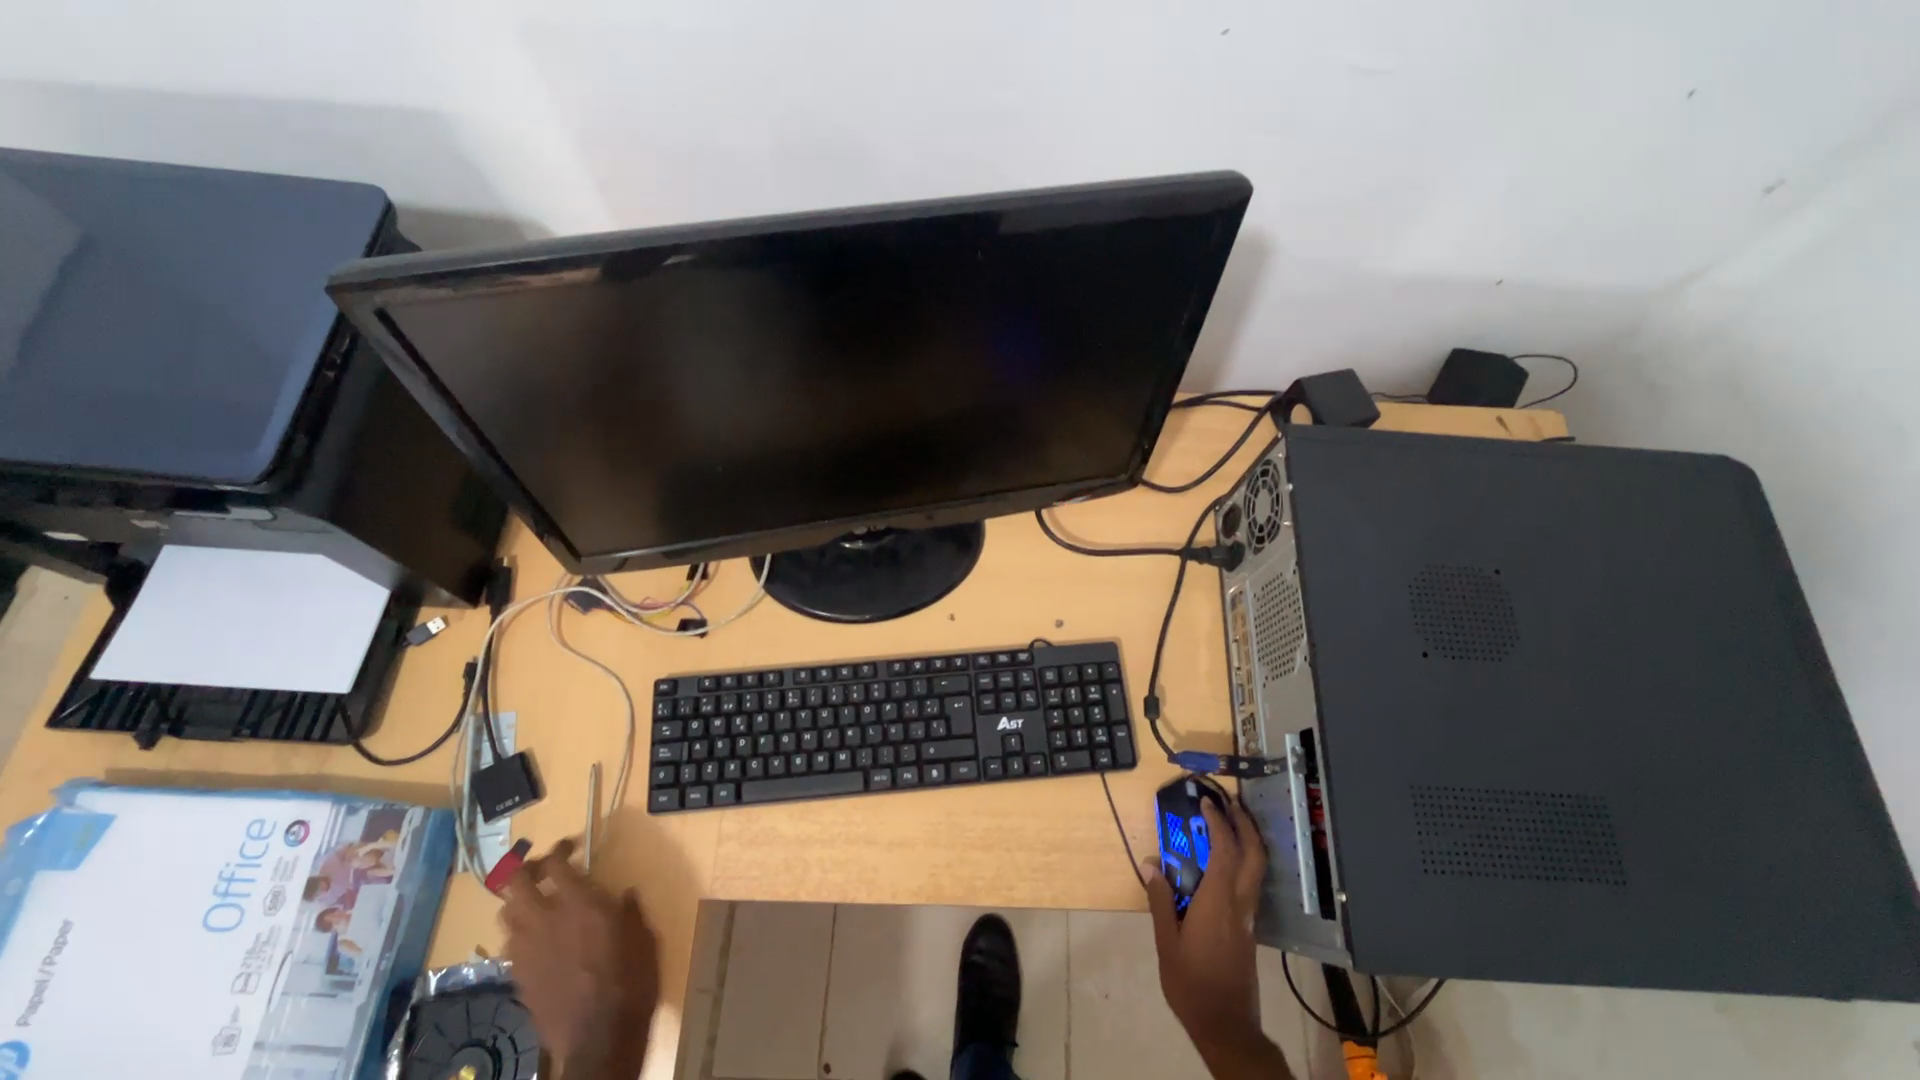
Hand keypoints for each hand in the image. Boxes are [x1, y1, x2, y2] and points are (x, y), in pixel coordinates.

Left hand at [501, 839, 659, 1079]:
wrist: (598, 1037)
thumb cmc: (630, 982)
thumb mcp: (642, 938)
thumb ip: (629, 911)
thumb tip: (624, 894)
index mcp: (579, 903)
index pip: (555, 864)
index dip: (559, 849)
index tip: (569, 847)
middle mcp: (545, 919)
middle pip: (517, 882)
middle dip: (527, 868)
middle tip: (543, 867)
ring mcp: (525, 949)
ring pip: (506, 911)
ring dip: (519, 899)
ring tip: (535, 901)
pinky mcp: (518, 974)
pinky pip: (510, 942)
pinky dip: (520, 931)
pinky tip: (536, 938)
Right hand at [1146, 798, 1289, 1077]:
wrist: (1226, 1024)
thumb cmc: (1190, 983)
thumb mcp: (1166, 942)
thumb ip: (1160, 901)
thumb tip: (1151, 864)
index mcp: (1217, 902)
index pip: (1224, 850)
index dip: (1218, 822)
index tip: (1206, 802)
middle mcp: (1239, 904)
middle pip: (1254, 854)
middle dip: (1245, 824)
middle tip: (1229, 803)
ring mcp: (1248, 917)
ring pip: (1257, 870)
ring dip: (1248, 841)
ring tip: (1230, 824)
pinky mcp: (1249, 930)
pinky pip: (1250, 885)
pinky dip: (1243, 863)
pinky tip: (1224, 865)